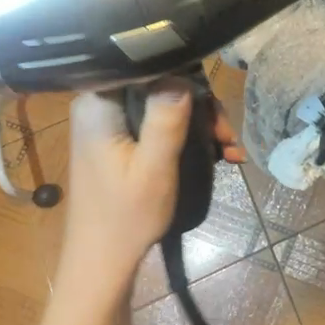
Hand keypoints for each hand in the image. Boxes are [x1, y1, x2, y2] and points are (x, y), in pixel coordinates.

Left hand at [59, 80, 242, 290]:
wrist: (103, 262)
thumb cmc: (125, 217)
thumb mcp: (154, 168)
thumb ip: (166, 119)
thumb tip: (182, 74)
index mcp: (98, 103)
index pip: (144, 62)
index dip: (184, 72)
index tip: (211, 101)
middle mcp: (99, 104)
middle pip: (160, 82)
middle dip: (199, 105)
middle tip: (224, 135)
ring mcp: (108, 122)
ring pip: (164, 102)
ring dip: (199, 123)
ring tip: (226, 148)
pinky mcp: (118, 138)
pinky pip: (158, 122)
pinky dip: (188, 135)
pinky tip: (217, 154)